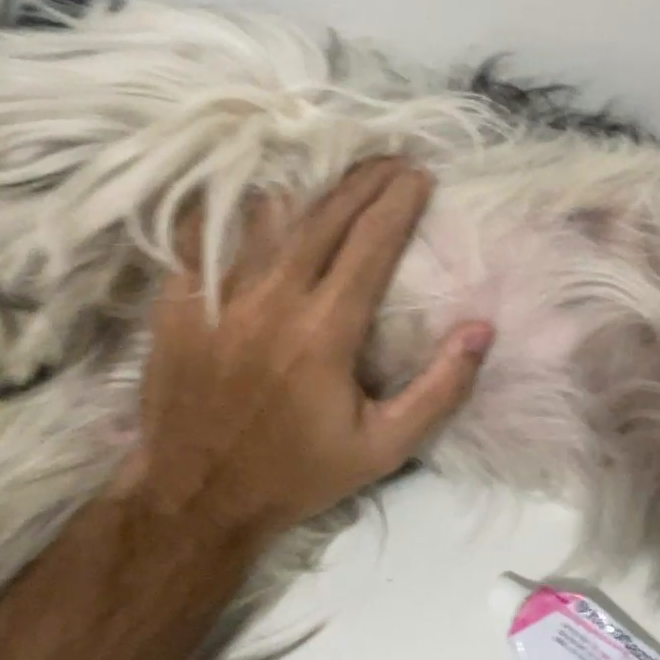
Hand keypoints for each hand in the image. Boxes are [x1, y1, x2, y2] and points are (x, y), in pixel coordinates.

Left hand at [118, 159, 493, 538]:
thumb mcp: (386, 449)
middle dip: (365, 180)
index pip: (372, 244)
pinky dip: (232, 207)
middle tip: (391, 157)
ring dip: (309, 187)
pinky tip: (254, 189)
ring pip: (267, 218)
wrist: (195, 501)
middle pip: (326, 218)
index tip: (422, 173)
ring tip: (336, 166)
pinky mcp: (177, 305)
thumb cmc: (299, 473)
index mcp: (326, 332)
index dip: (400, 201)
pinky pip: (201, 235)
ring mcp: (218, 299)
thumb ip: (441, 389)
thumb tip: (483, 328)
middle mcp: (273, 301)